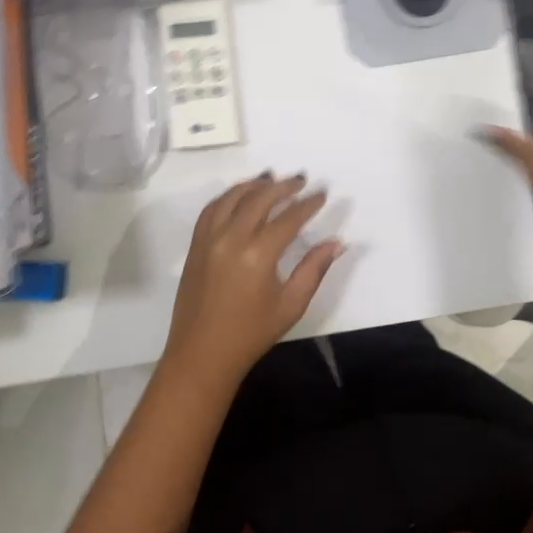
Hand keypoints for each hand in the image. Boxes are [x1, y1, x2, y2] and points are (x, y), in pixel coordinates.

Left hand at [162, 172, 342, 390]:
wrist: (202, 353)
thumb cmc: (251, 334)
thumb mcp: (291, 305)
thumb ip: (314, 269)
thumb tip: (337, 243)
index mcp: (258, 255)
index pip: (288, 218)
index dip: (307, 204)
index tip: (321, 194)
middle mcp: (231, 238)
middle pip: (259, 199)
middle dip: (283, 186)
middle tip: (301, 180)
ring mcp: (209, 239)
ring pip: (232, 198)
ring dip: (253, 185)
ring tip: (271, 179)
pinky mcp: (195, 245)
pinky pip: (211, 210)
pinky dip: (227, 196)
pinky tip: (239, 196)